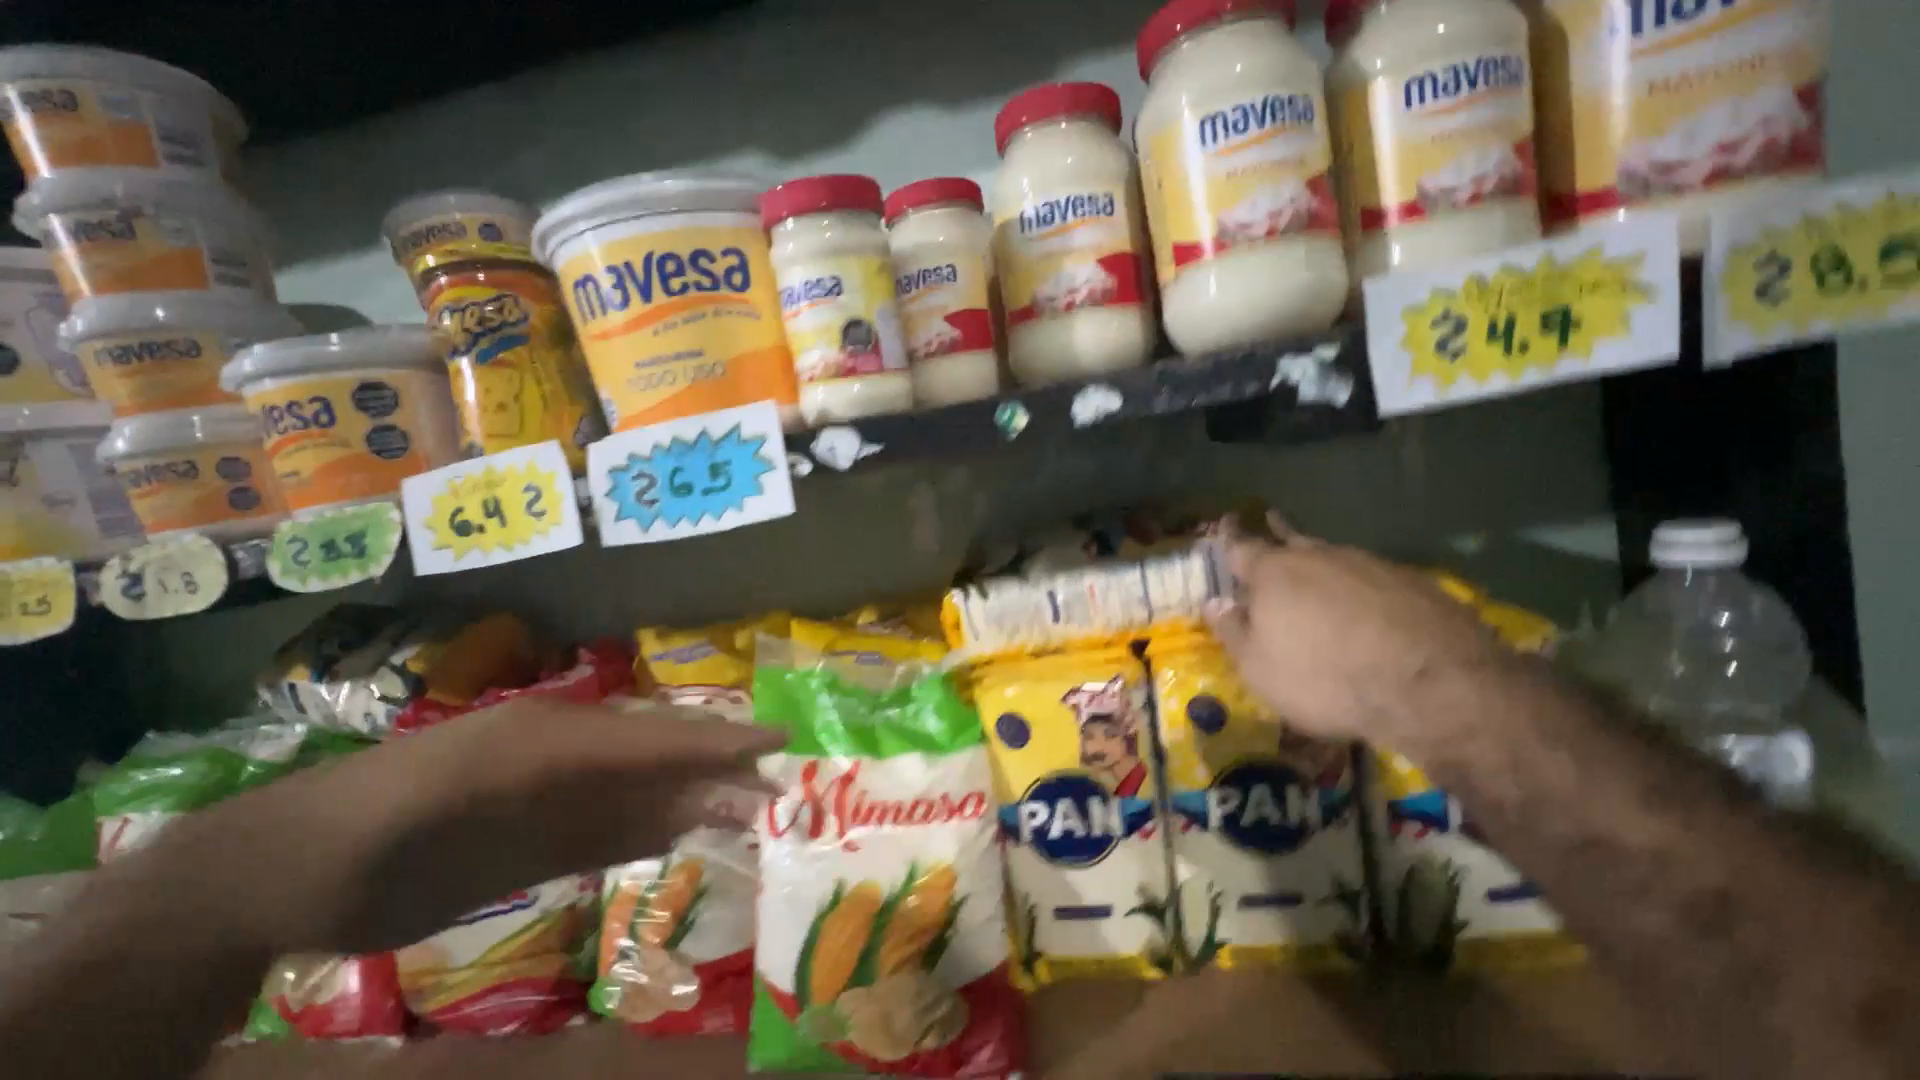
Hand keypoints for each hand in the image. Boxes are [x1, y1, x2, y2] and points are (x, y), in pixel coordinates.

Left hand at [144, 700, 783, 955]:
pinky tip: (690, 834)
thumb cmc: (391, 818)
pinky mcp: (539, 844)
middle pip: (662, 763)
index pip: (659, 735)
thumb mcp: (490, 793)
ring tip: (756, 813)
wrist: (296, 870)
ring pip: (645, 799)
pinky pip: (613, 834)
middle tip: (783, 791)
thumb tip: (683, 795)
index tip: (780, 743)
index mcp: (559, 734)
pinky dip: (657, 833)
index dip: (719, 741)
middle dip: (722, 773)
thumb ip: (585, 795)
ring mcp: (556, 804)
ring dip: (699, 804)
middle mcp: (569, 761)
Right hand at [1204, 514, 1504, 743]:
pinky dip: (1361, 586)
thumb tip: (1215, 602)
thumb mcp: (1259, 668)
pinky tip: (1368, 603)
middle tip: (1270, 521)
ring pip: (1335, 557)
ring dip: (1322, 563)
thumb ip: (1233, 631)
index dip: (1229, 537)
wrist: (1432, 684)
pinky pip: (1374, 578)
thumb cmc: (1326, 678)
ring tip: (1316, 570)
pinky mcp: (1415, 583)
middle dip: (1278, 533)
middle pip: (1292, 540)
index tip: (1224, 522)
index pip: (1241, 546)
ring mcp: (1372, 565)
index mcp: (1274, 573)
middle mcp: (1321, 557)